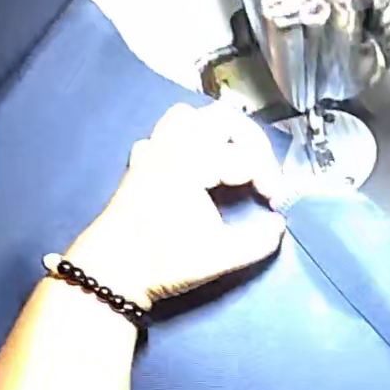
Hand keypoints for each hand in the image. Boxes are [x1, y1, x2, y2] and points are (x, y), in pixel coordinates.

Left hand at [64, 103, 288, 308]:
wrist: (113, 272)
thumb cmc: (164, 263)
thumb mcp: (221, 257)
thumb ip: (258, 241)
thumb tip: (277, 226)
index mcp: (192, 163)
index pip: (245, 157)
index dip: (270, 178)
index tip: (276, 205)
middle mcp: (172, 147)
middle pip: (223, 118)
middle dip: (253, 144)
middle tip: (263, 174)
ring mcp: (153, 151)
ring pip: (191, 117)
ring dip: (219, 134)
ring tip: (234, 162)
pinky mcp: (141, 163)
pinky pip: (165, 133)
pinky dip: (187, 142)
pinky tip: (196, 166)